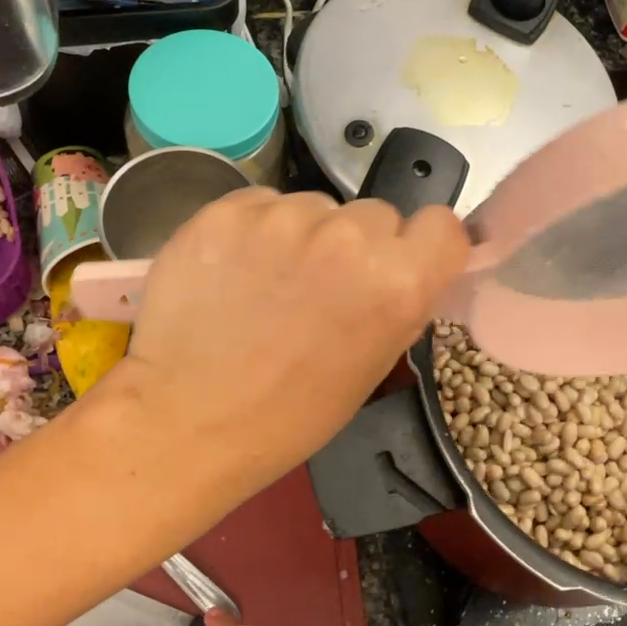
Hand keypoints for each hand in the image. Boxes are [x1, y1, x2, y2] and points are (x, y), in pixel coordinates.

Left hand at [117, 189, 467, 492]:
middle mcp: (348, 238)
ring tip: (268, 285)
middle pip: (377, 213)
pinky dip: (255, 230)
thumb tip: (404, 271)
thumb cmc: (287, 415)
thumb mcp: (370, 369)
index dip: (423, 247)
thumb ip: (398, 306)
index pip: (441, 226)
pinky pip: (261, 204)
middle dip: (360, 244)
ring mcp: (282, 218)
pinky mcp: (225, 211)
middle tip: (323, 287)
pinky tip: (232, 272)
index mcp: (397, 283)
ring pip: (315, 206)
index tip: (401, 265)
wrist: (185, 421)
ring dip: (304, 235)